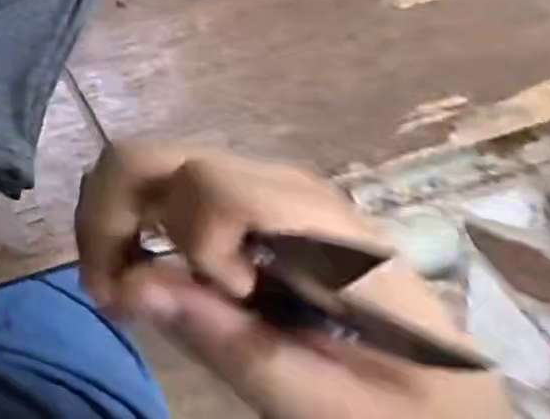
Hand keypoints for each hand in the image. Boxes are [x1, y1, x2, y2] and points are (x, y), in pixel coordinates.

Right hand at [76, 141, 510, 418]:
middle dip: (107, 218)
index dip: (194, 242)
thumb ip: (243, 352)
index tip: (227, 303)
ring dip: (107, 220)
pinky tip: (133, 270)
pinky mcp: (223, 195)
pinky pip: (150, 183)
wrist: (444, 385)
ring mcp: (242, 181)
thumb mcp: (344, 411)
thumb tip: (129, 288)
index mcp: (320, 225)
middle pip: (150, 156)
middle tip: (105, 292)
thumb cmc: (410, 408)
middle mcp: (269, 180)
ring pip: (137, 162)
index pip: (215, 186)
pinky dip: (122, 221)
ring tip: (114, 288)